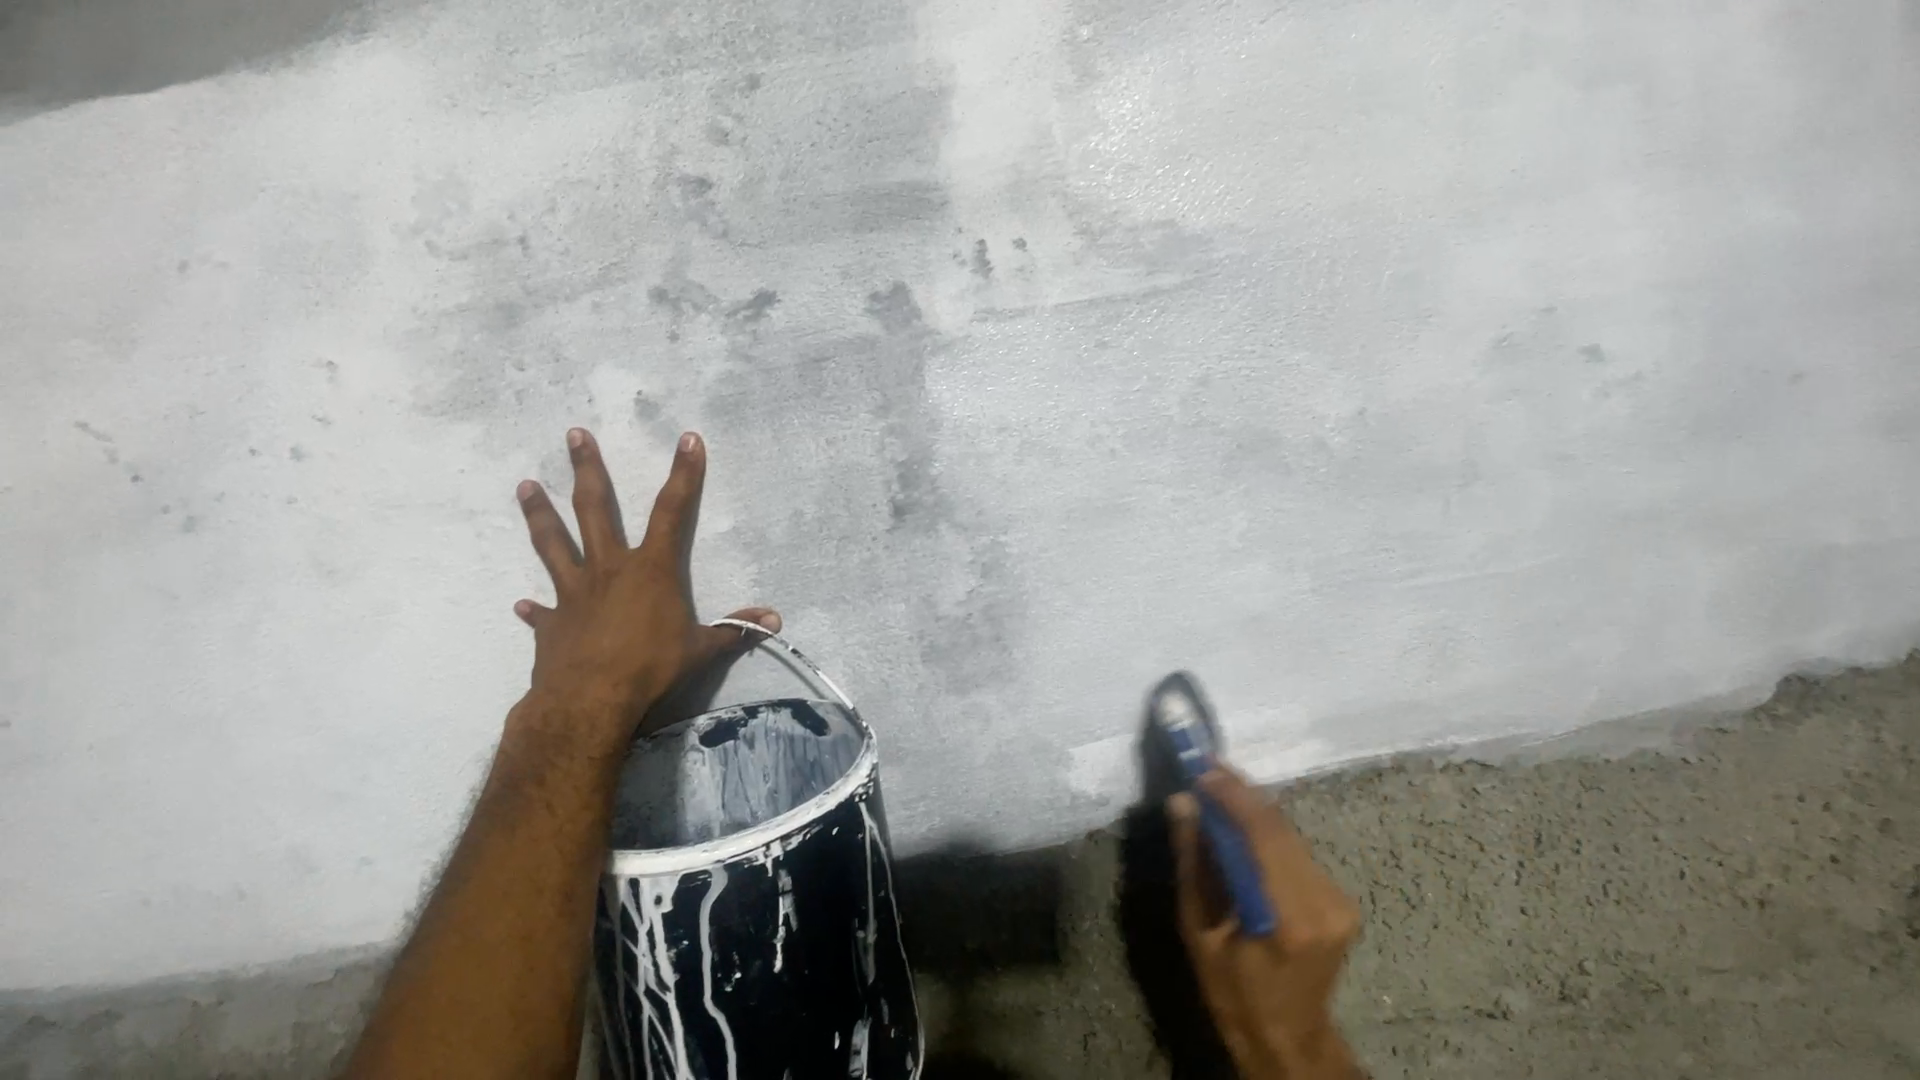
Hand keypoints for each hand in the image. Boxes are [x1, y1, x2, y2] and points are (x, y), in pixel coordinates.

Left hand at [510, 428, 777, 752]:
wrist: (590, 700)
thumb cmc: (651, 668)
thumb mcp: (702, 650)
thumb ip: (734, 631)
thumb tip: (774, 621)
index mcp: (651, 569)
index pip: (673, 511)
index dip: (684, 474)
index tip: (688, 439)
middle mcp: (609, 569)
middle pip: (595, 508)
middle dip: (587, 469)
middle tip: (575, 434)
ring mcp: (575, 593)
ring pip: (554, 543)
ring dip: (540, 513)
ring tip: (525, 485)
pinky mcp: (553, 624)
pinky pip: (542, 612)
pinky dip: (535, 609)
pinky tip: (523, 604)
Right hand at [1168, 768, 1364, 1079]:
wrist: (1288, 1034)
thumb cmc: (1232, 990)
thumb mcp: (1198, 929)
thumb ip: (1194, 862)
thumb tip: (1183, 803)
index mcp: (1288, 919)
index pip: (1263, 836)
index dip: (1233, 796)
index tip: (1201, 769)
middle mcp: (1323, 903)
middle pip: (1280, 827)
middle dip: (1241, 793)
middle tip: (1205, 767)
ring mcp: (1339, 901)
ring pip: (1290, 834)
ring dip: (1253, 808)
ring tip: (1217, 786)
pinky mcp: (1341, 899)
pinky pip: (1297, 850)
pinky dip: (1267, 830)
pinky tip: (1242, 820)